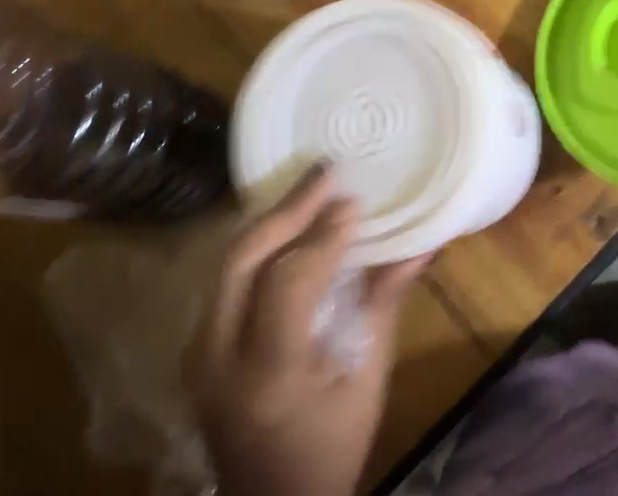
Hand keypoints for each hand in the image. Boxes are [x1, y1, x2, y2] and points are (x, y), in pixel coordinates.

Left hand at [186, 165, 428, 495]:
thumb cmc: (332, 446)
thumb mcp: (368, 380)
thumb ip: (384, 305)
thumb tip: (423, 244)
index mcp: (271, 375)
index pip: (288, 282)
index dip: (323, 236)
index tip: (354, 202)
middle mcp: (219, 361)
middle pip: (242, 262)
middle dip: (287, 209)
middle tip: (327, 172)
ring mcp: (197, 356)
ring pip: (227, 265)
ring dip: (271, 222)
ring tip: (311, 189)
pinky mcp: (194, 349)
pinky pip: (225, 282)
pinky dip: (260, 247)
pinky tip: (289, 227)